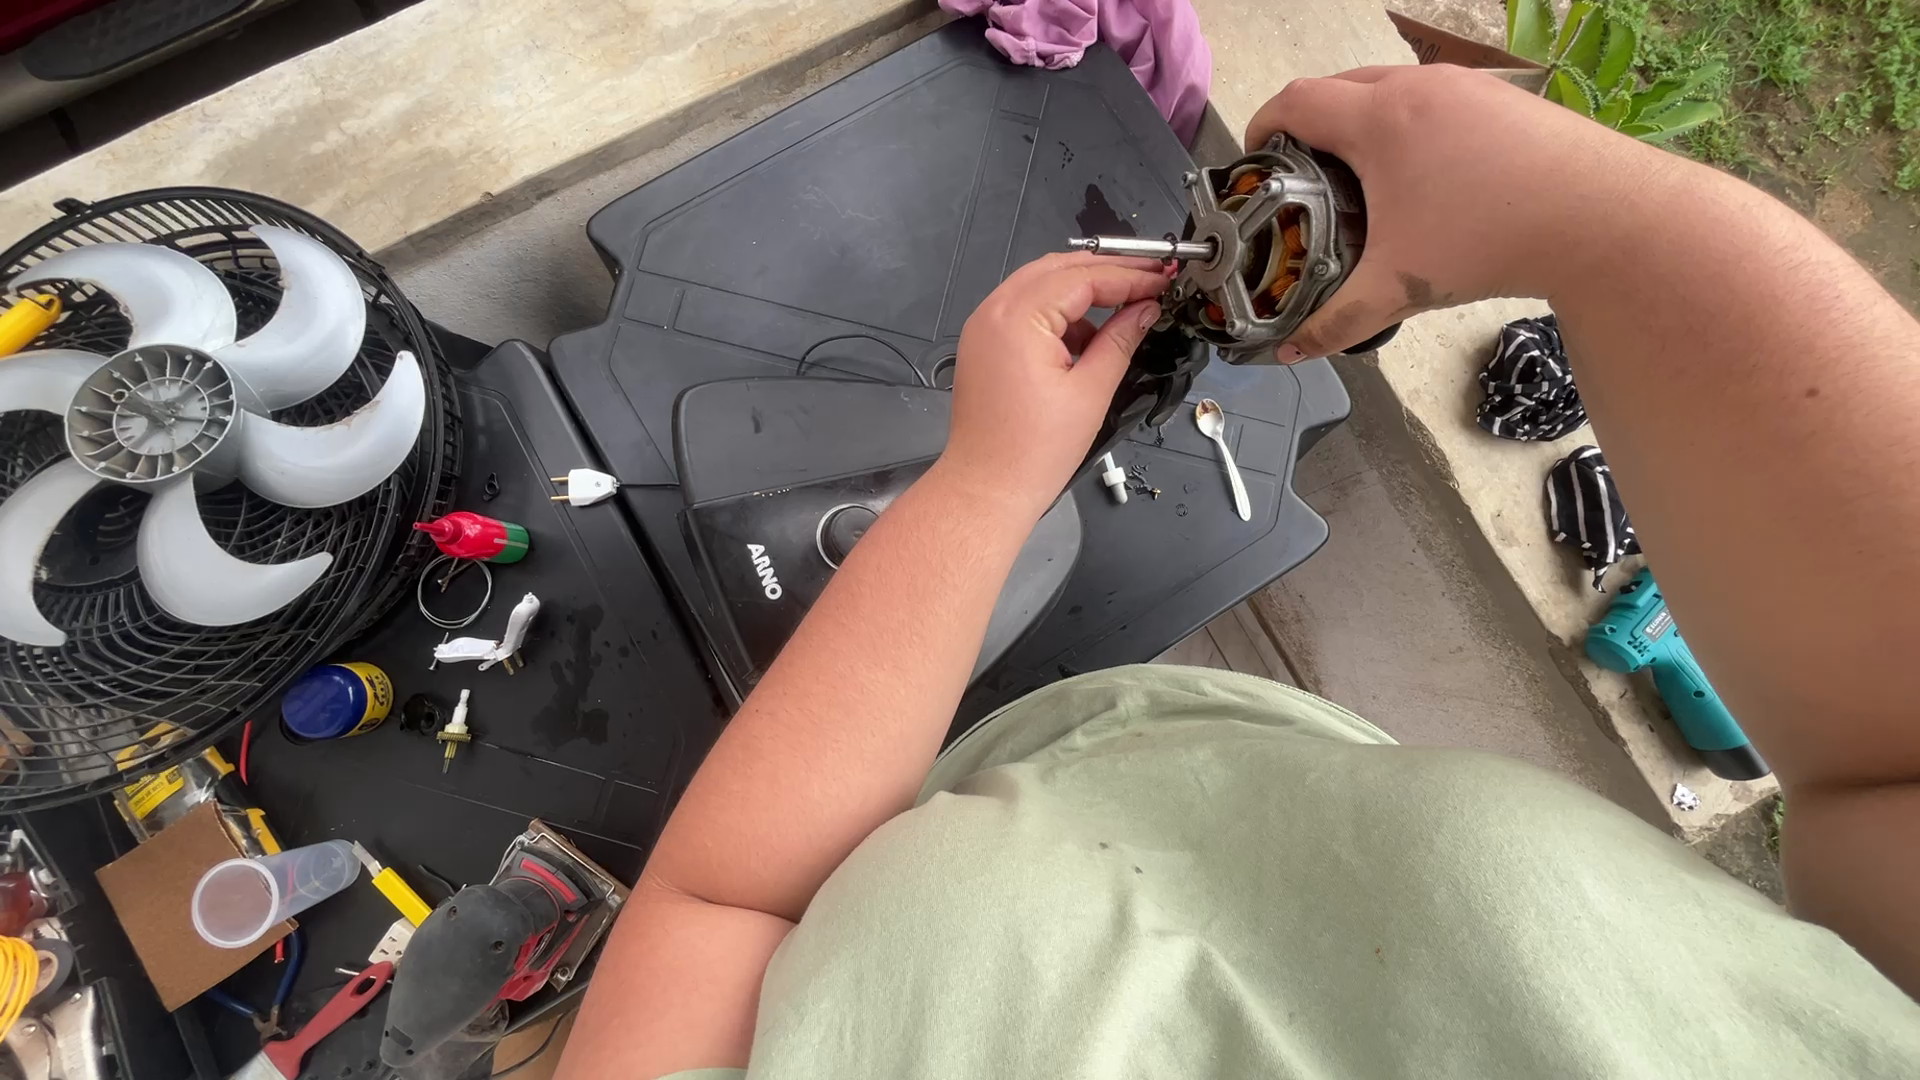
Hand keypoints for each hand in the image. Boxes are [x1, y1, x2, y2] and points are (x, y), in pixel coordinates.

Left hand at [939, 252, 1168, 517]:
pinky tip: (1086, 336)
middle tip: (1150, 277)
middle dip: (1106, 271)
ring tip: (1124, 307)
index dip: (1129, 276)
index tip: (1163, 278)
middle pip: (1057, 269)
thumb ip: (1120, 341)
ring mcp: (982, 328)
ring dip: (1081, 291)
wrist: (987, 488)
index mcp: (1017, 319)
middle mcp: (992, 313)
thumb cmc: (1032, 452)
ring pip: (1039, 286)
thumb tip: (1145, 309)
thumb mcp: (1090, 392)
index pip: (1082, 277)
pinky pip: (1023, 312)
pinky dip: (1056, 314)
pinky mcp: (982, 346)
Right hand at [1244, 64, 1684, 359]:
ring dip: (1351, 120)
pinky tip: (1408, 173)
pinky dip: (1396, 123)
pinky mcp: (1498, 97)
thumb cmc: (1485, 243)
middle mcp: (1418, 88)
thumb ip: (1332, 324)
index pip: (1296, 101)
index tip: (1252, 160)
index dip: (1261, 125)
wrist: (1606, 218)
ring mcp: (1465, 85)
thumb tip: (1289, 354)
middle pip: (1336, 86)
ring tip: (1346, 175)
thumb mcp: (1394, 291)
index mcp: (1381, 121)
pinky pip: (1424, 96)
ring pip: (1384, 86)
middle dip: (1303, 124)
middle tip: (1294, 175)